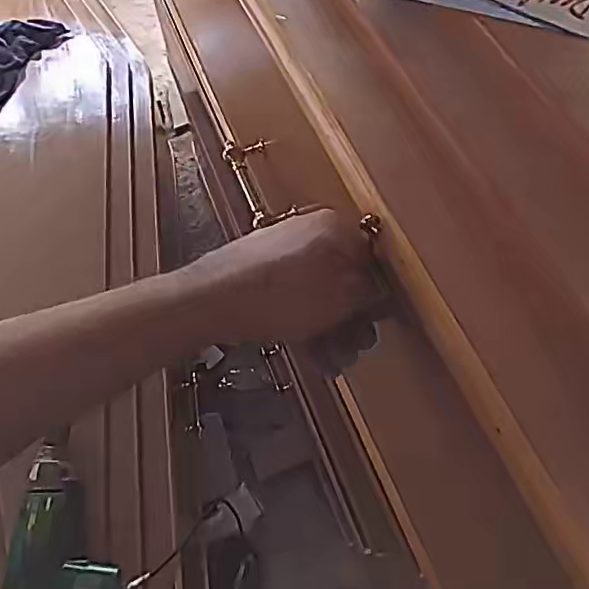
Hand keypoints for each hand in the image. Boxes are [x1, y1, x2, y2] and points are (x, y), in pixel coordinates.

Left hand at [178, 208, 381, 345]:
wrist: (209, 301)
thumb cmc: (277, 296)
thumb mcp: (338, 300)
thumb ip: (366, 294)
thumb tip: (379, 293)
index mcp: (333, 227)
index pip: (371, 258)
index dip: (378, 295)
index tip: (377, 322)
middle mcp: (307, 234)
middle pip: (343, 281)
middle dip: (350, 321)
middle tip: (352, 348)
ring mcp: (280, 254)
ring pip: (317, 295)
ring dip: (329, 330)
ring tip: (331, 361)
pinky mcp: (258, 275)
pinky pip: (291, 300)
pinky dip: (303, 325)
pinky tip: (310, 355)